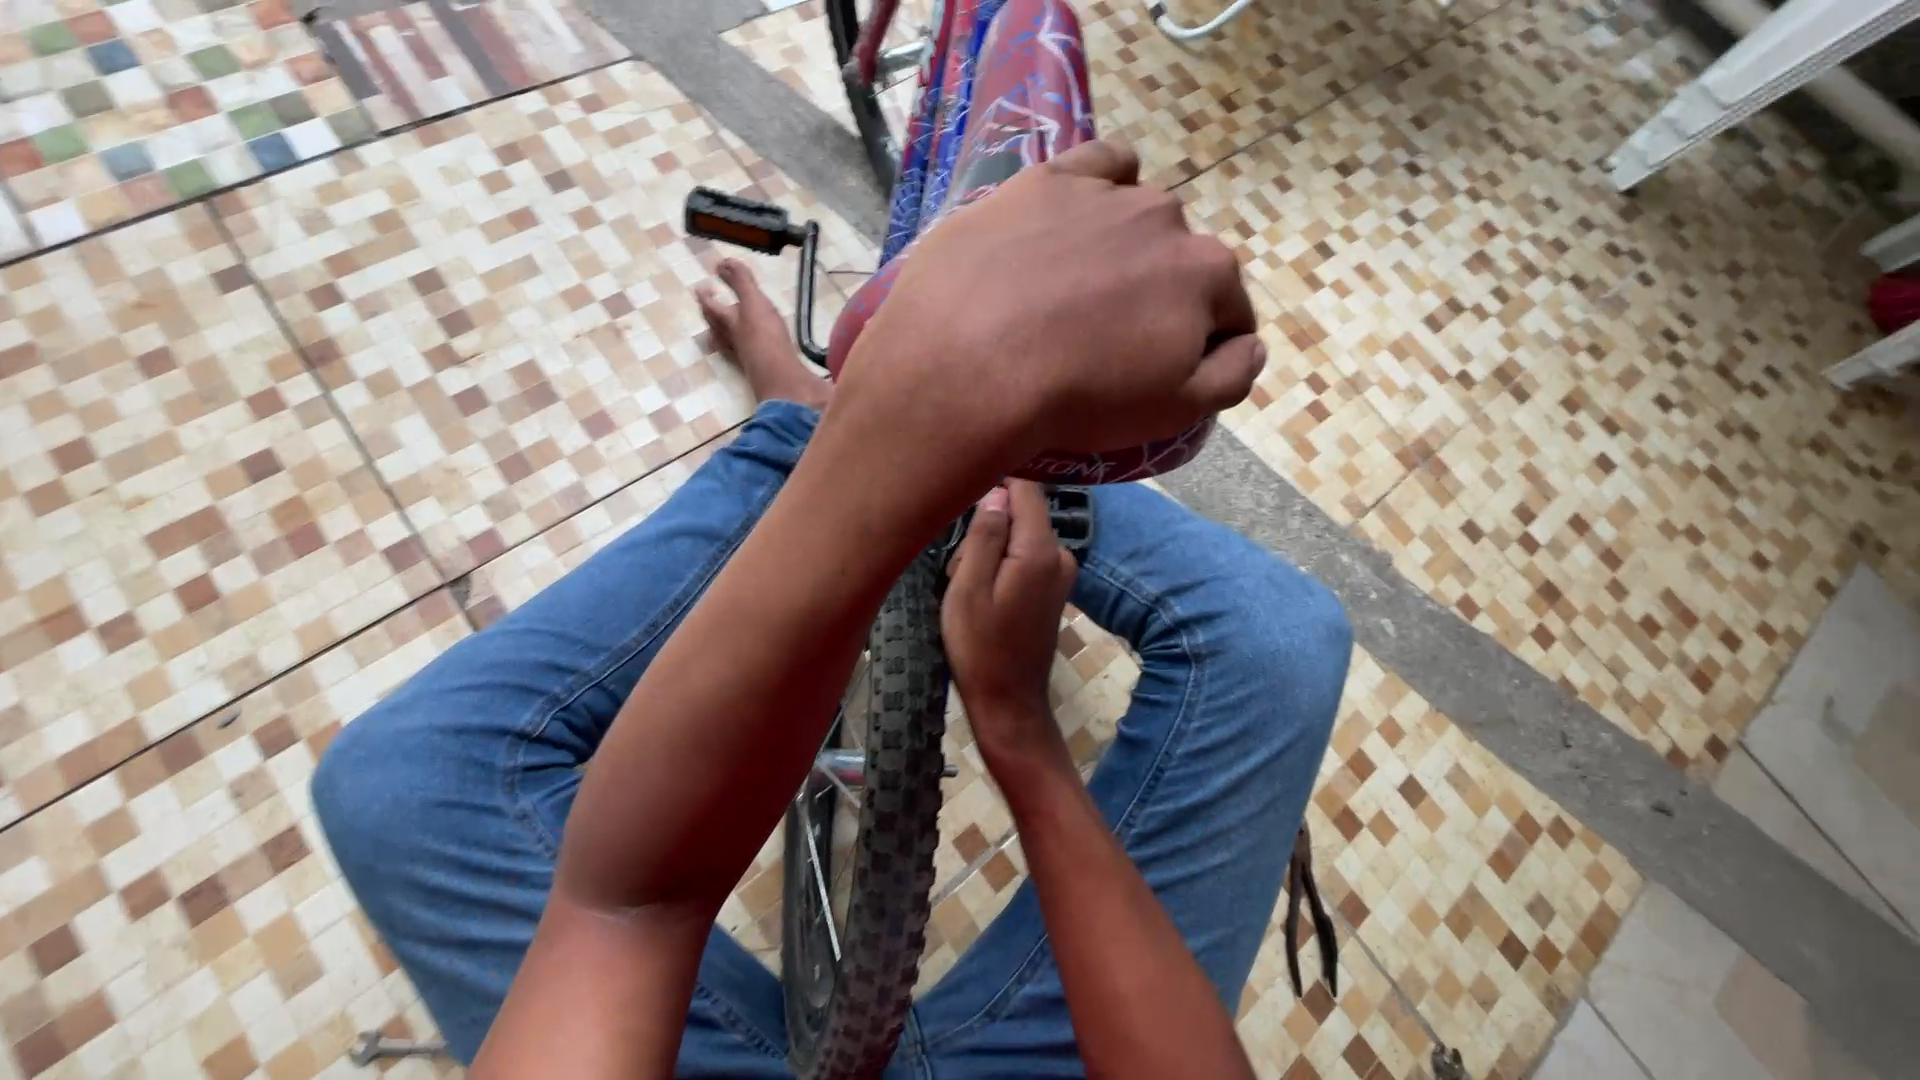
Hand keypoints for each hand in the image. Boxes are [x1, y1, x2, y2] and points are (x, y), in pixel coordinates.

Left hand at [833, 140, 1264, 477]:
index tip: (1160, 371)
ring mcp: (1104, 194)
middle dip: (1159, 296)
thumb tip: (1253, 346)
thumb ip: (1231, 376)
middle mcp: (1167, 220)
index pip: (1228, 313)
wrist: (966, 366)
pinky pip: (1097, 164)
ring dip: (1125, 246)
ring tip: (1076, 288)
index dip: (1202, 347)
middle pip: (1180, 262)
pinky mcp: (1044, 180)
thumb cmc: (1076, 400)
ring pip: (1138, 216)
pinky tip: (1082, 206)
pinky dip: (1102, 180)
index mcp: (1208, 274)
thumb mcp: (1171, 412)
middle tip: (1105, 340)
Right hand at [941, 481, 1078, 772]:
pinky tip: (983, 594)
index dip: (996, 479)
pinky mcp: (1054, 586)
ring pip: (1018, 535)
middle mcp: (1061, 554)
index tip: (965, 488)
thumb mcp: (968, 587)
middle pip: (1019, 512)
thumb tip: (997, 489)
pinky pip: (1023, 555)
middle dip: (986, 526)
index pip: (1026, 488)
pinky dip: (1000, 565)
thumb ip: (985, 535)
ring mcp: (1061, 572)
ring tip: (968, 584)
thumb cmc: (979, 646)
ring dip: (990, 549)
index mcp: (1041, 550)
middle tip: (959, 565)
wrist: (1008, 700)